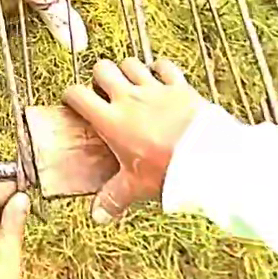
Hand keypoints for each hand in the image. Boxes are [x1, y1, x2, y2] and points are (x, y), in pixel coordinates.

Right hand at [63, 58, 204, 222]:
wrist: (206, 157)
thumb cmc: (168, 170)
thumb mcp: (135, 186)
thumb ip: (114, 197)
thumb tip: (98, 215)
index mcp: (111, 120)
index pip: (78, 95)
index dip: (71, 95)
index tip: (73, 101)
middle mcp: (129, 98)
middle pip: (102, 69)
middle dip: (99, 77)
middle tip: (104, 91)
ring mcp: (154, 89)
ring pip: (130, 63)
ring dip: (127, 70)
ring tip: (130, 82)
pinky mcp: (178, 86)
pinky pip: (164, 66)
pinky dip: (159, 68)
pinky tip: (159, 77)